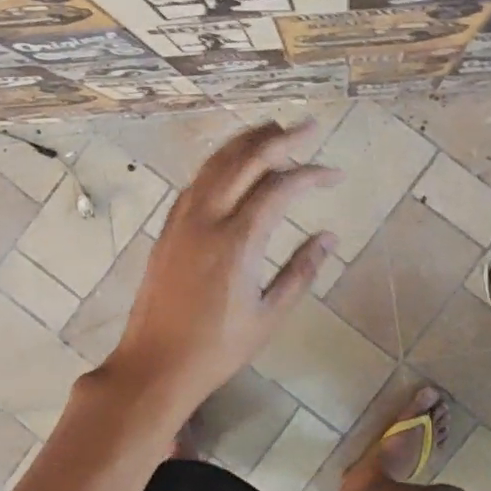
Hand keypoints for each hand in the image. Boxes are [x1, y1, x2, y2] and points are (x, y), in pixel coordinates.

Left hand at [102, 121, 340, 408]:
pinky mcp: (168, 228)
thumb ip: (301, 271)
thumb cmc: (217, 348)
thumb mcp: (269, 316)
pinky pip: (197, 181)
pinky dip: (221, 162)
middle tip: (309, 127)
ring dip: (247, 142)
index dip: (311, 174)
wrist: (155, 364)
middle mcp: (206, 219)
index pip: (279, 188)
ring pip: (215, 163)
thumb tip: (329, 236)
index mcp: (236, 242)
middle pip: (244, 160)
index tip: (336, 175)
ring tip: (275, 130)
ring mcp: (181, 220)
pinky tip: (235, 165)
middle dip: (280, 138)